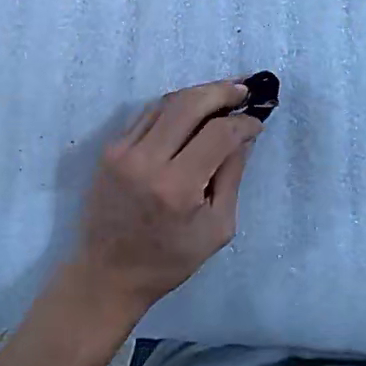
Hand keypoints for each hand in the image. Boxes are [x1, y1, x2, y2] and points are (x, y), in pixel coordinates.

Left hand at [70, 79, 263, 316]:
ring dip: (199, 93)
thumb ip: (232, 175)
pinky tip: (193, 109)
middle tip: (244, 90)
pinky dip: (175, 106)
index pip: (218, 133)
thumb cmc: (169, 259)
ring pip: (168, 102)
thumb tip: (245, 135)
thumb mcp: (218, 227)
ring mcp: (123, 152)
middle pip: (190, 103)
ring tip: (223, 94)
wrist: (107, 275)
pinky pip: (148, 113)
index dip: (244, 122)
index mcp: (177, 187)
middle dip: (223, 91)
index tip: (257, 122)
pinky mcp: (110, 150)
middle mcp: (146, 162)